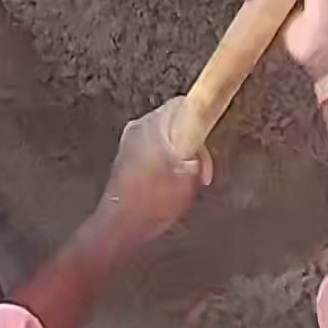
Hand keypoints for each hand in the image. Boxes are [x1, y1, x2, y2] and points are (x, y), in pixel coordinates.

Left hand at [95, 98, 212, 246]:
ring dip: (177, 152)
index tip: (207, 140)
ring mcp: (130, 139)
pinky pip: (151, 146)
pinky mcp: (125, 154)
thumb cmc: (154, 201)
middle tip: (199, 169)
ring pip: (163, 134)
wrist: (121, 224)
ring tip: (183, 180)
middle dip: (190, 141)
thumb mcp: (189, 175)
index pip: (183, 104)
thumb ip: (198, 152)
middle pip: (174, 119)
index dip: (200, 118)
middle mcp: (140, 126)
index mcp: (155, 125)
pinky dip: (163, 159)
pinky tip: (167, 183)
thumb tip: (201, 144)